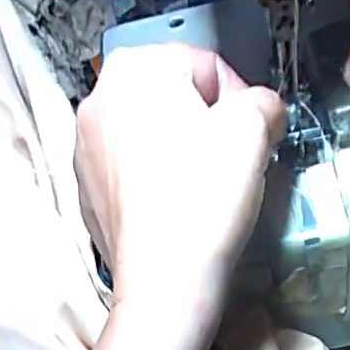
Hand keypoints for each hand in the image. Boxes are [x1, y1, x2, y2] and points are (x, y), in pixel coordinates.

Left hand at [75, 44, 285, 335]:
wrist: (165, 282)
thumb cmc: (205, 200)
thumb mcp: (253, 132)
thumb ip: (265, 103)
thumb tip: (263, 111)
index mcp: (136, 67)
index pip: (208, 67)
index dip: (241, 103)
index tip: (255, 143)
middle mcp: (98, 99)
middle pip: (174, 102)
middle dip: (208, 130)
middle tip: (233, 169)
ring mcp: (84, 150)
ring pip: (152, 140)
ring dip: (182, 157)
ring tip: (204, 196)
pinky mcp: (87, 195)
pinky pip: (133, 178)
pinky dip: (158, 188)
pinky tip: (177, 215)